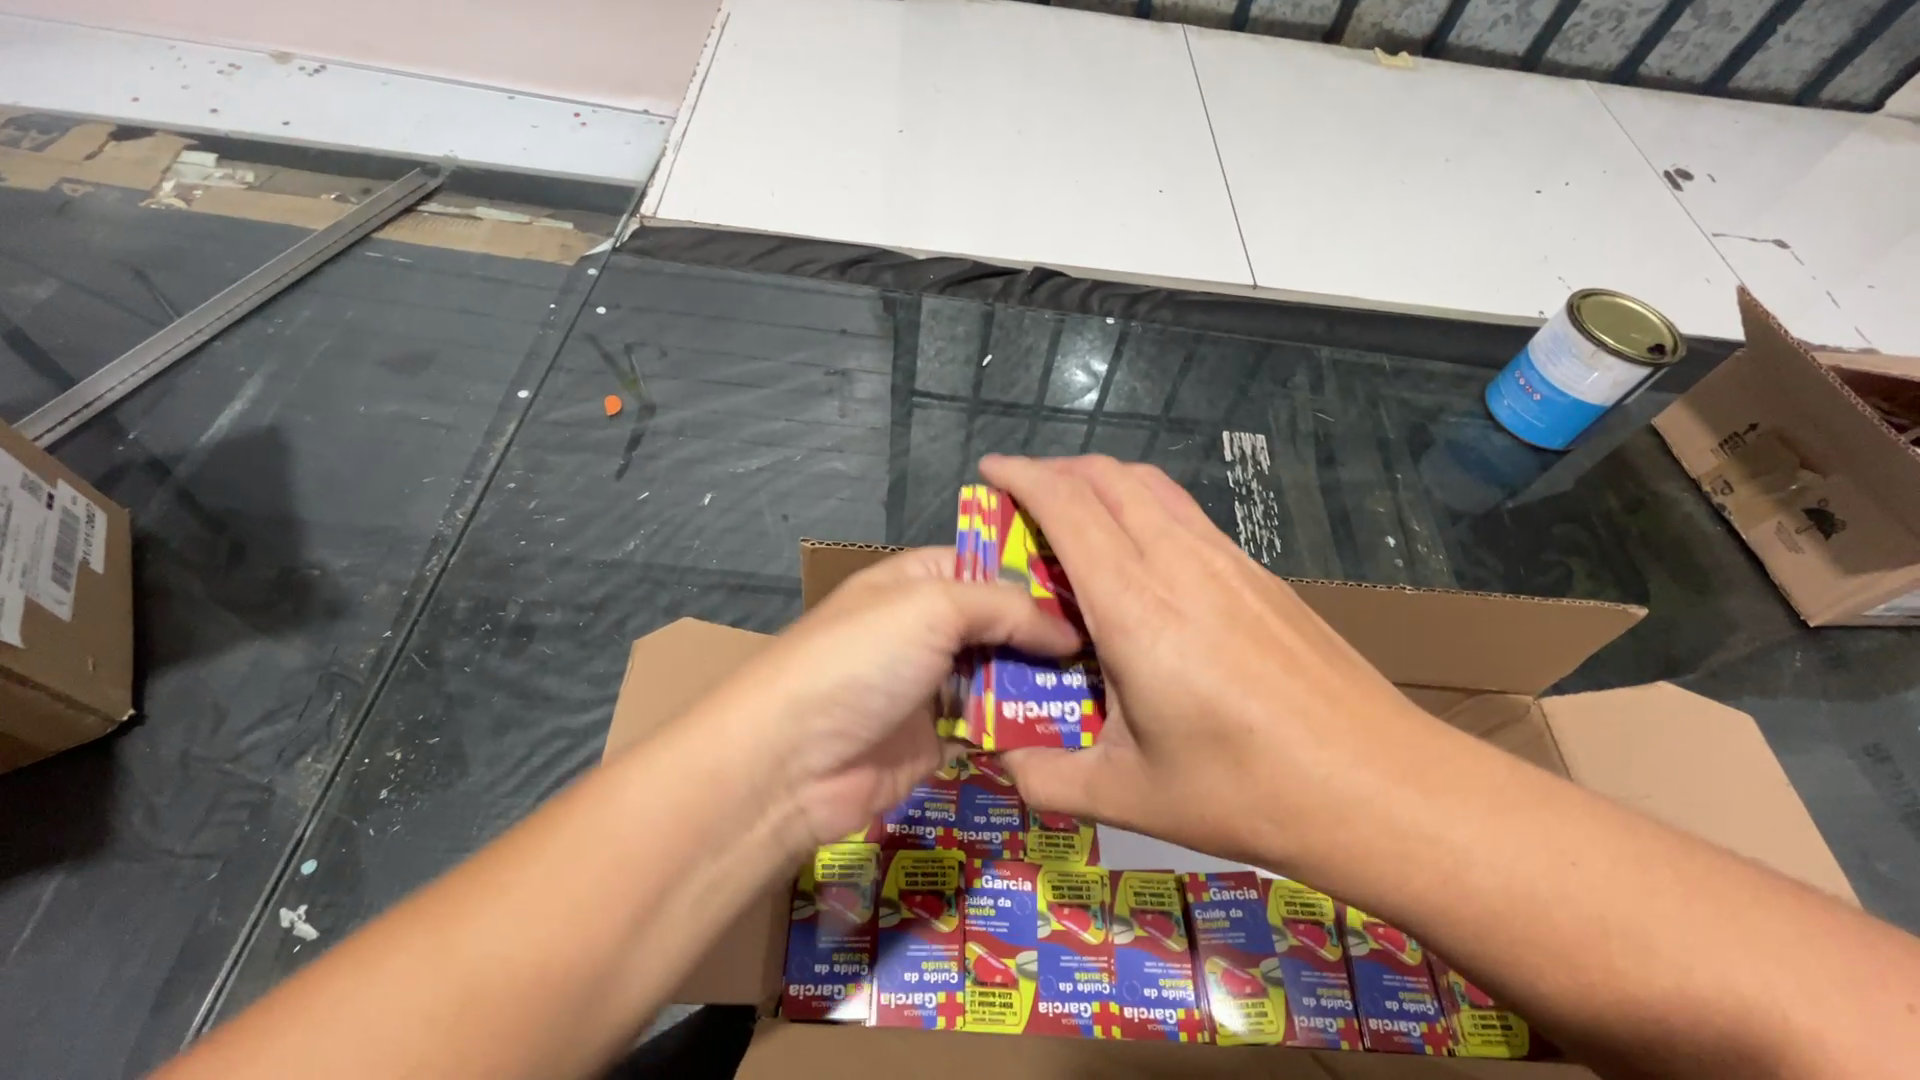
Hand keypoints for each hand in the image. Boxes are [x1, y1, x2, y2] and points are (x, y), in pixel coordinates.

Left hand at [702, 547, 1079, 851]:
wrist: (793, 762)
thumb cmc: (860, 660)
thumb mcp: (931, 606)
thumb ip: (1005, 606)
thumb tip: (1068, 631)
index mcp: (918, 580)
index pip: (989, 563)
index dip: (1039, 572)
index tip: (1101, 585)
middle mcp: (927, 627)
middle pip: (1003, 621)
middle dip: (1052, 631)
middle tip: (1120, 641)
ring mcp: (934, 684)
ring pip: (1004, 674)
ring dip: (1046, 680)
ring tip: (1112, 683)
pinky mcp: (940, 737)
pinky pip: (994, 724)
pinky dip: (1027, 724)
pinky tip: (1077, 725)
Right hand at [982, 454, 1429, 867]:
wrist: (1380, 786)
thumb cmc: (1245, 790)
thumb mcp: (1127, 797)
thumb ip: (1046, 777)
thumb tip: (1003, 764)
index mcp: (1134, 606)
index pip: (1067, 506)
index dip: (1021, 477)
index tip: (989, 473)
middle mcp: (1180, 563)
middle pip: (1109, 476)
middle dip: (1056, 471)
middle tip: (1021, 500)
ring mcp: (1230, 562)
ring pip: (1153, 487)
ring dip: (1103, 484)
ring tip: (1075, 520)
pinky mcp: (1262, 576)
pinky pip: (1187, 516)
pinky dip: (1144, 509)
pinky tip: (1142, 562)